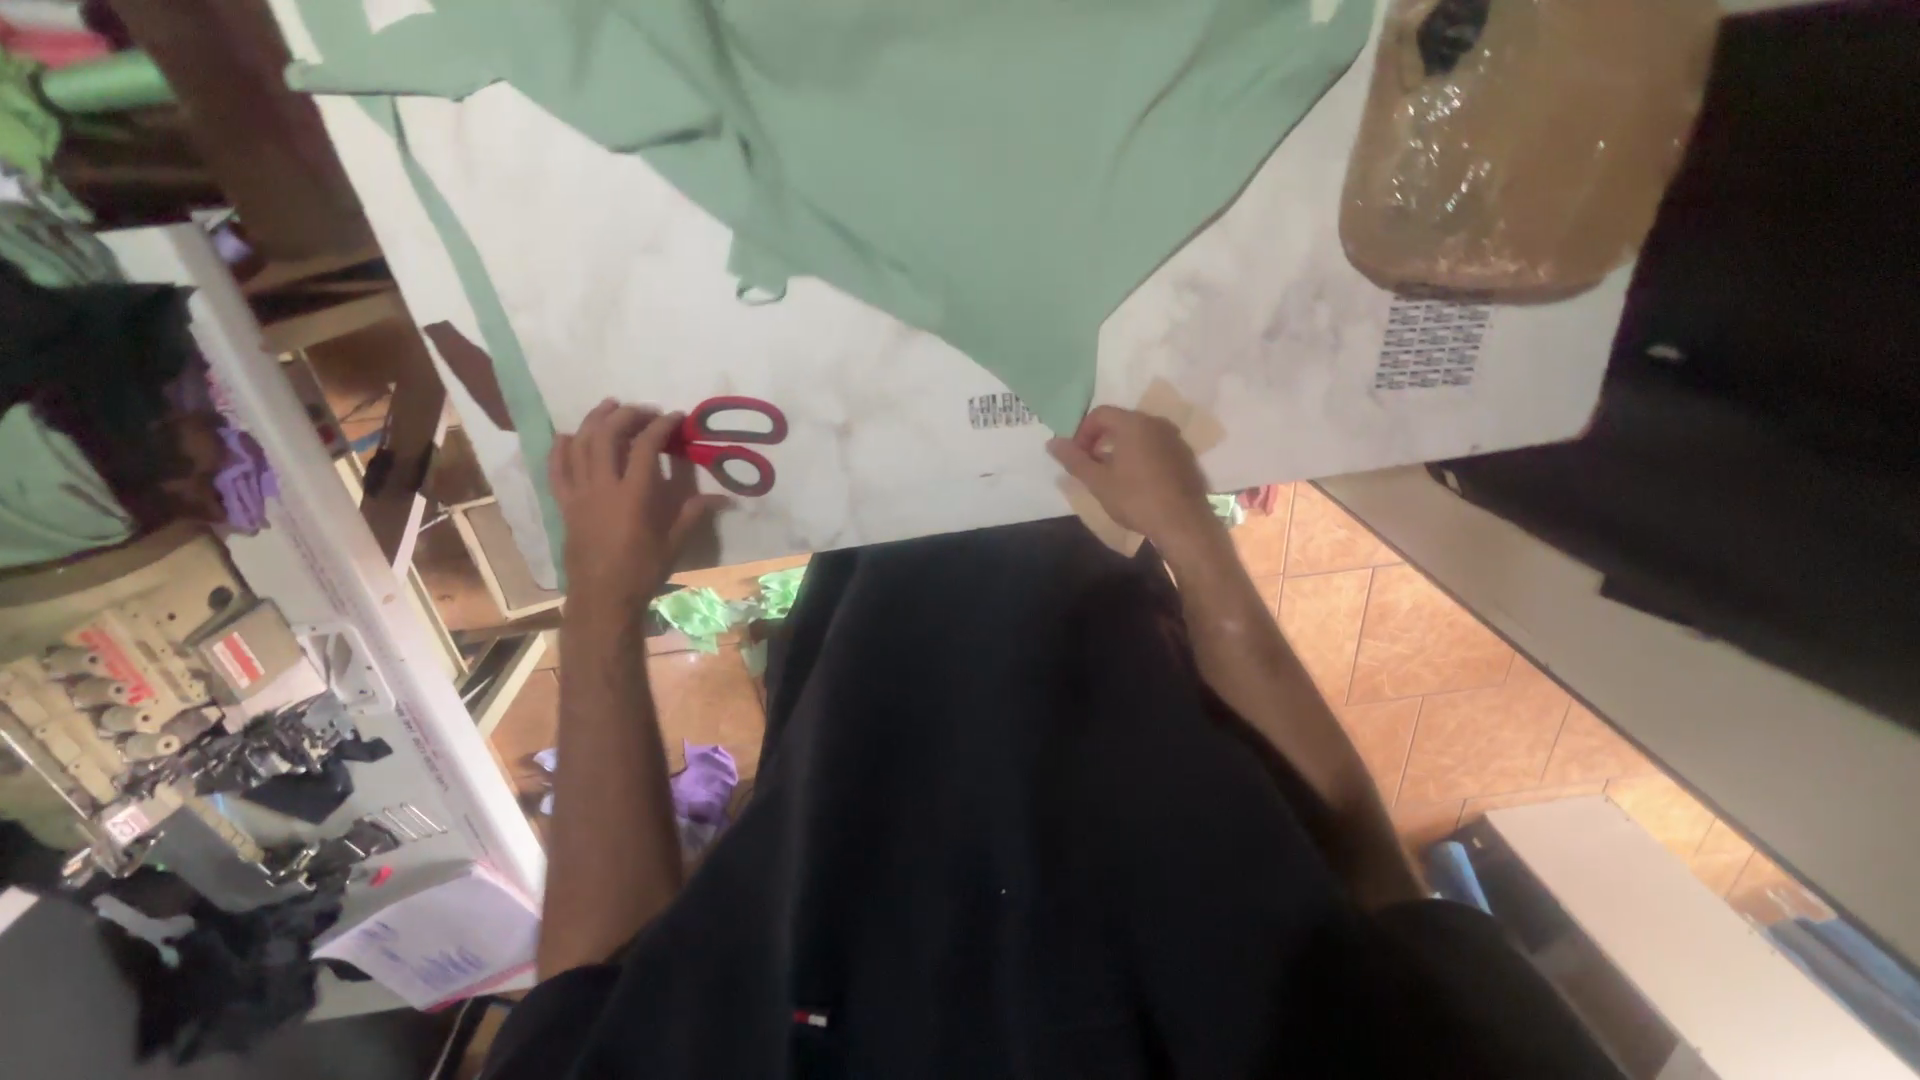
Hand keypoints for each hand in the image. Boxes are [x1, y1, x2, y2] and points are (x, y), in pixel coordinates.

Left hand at [550, 400, 728, 613]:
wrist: (602, 598)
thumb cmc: (642, 572)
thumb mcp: (674, 544)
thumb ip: (693, 514)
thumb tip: (721, 497)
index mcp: (634, 495)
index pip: (647, 447)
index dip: (662, 426)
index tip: (676, 416)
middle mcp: (603, 487)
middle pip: (608, 436)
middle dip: (626, 416)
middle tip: (644, 411)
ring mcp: (580, 494)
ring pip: (580, 445)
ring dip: (594, 420)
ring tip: (610, 407)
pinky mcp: (566, 505)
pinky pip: (557, 470)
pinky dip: (561, 449)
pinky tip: (568, 436)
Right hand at [1047, 406, 1219, 556]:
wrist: (1183, 523)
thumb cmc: (1136, 499)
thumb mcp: (1098, 482)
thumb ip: (1074, 459)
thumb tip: (1052, 442)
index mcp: (1133, 423)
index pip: (1100, 413)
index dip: (1082, 433)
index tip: (1077, 458)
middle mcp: (1156, 423)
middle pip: (1120, 421)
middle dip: (1100, 440)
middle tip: (1091, 467)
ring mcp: (1174, 439)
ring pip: (1139, 435)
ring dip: (1120, 449)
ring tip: (1112, 476)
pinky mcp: (1185, 456)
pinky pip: (1155, 446)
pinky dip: (1140, 456)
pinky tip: (1137, 482)